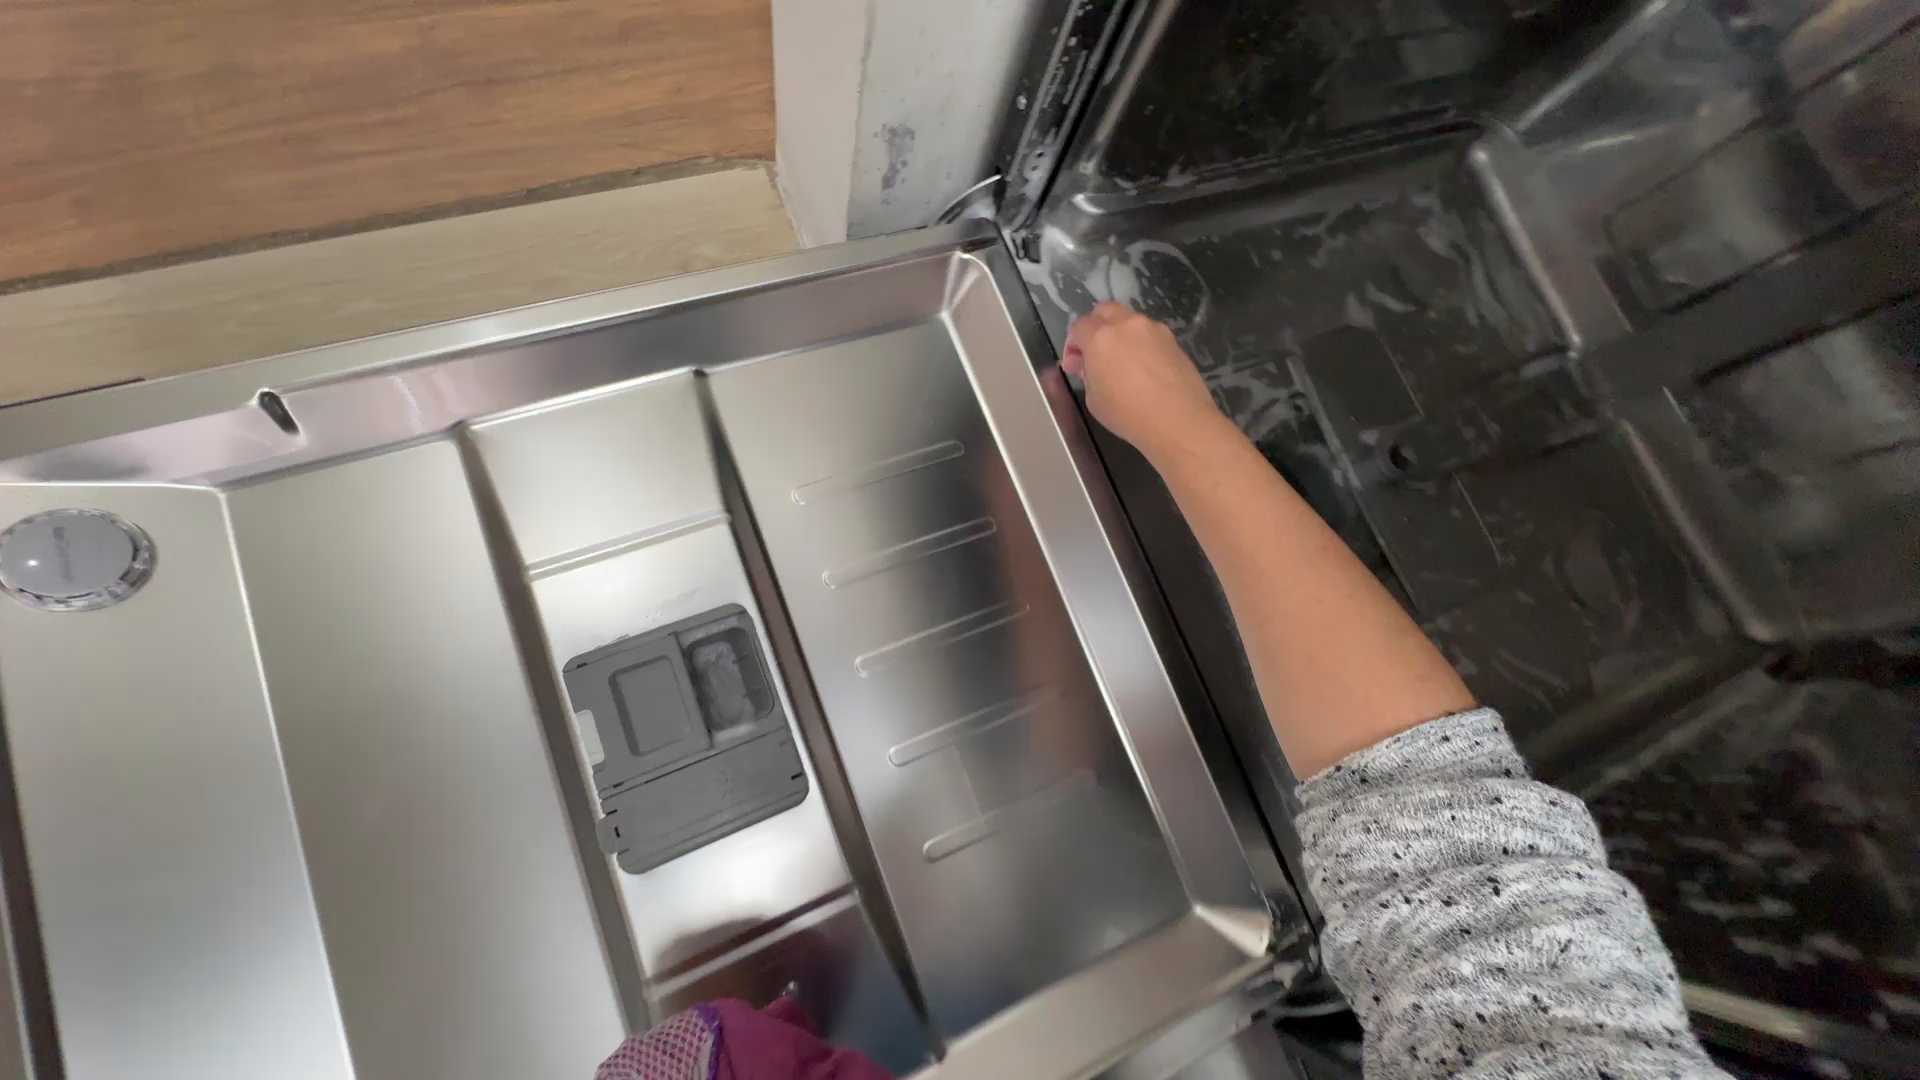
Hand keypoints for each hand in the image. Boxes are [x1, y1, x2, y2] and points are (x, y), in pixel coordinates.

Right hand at [1063, 302, 1225, 461]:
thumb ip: (1088, 375)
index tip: (1074, 364)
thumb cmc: (1128, 415)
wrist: (1178, 420)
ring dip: (1120, 334)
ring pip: (1130, 320)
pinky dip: (1141, 344)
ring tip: (1122, 362)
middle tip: (1094, 354)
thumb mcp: (1094, 400)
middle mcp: (1127, 325)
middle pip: (1105, 311)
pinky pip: (1150, 334)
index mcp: (1100, 338)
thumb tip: (1088, 365)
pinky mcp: (1173, 340)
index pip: (1079, 327)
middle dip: (1095, 327)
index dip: (1072, 344)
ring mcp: (1154, 329)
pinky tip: (1144, 369)